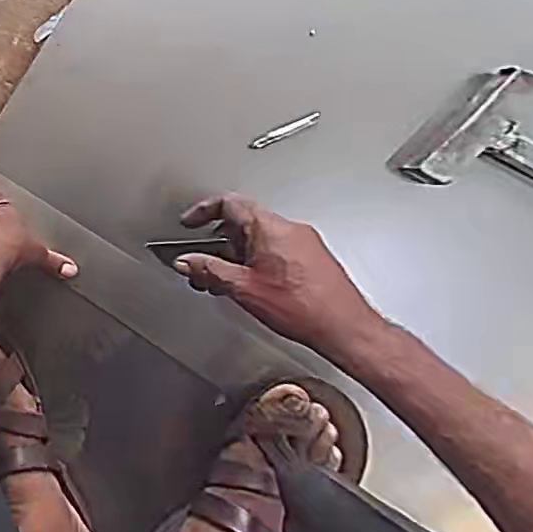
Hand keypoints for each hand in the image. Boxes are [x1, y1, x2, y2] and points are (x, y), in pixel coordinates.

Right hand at [170, 193, 385, 358]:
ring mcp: (303, 241)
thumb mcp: (243, 288)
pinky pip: (275, 247)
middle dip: (217, 240)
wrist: (344, 328)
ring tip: (226, 278)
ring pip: (259, 235)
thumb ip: (210, 270)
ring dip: (236, 252)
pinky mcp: (311, 256)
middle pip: (243, 220)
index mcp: (269, 228)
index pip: (228, 204)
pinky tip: (251, 283)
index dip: (203, 211)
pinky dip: (256, 259)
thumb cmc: (305, 309)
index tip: (190, 222)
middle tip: (203, 259)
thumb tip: (187, 261)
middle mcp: (288, 229)